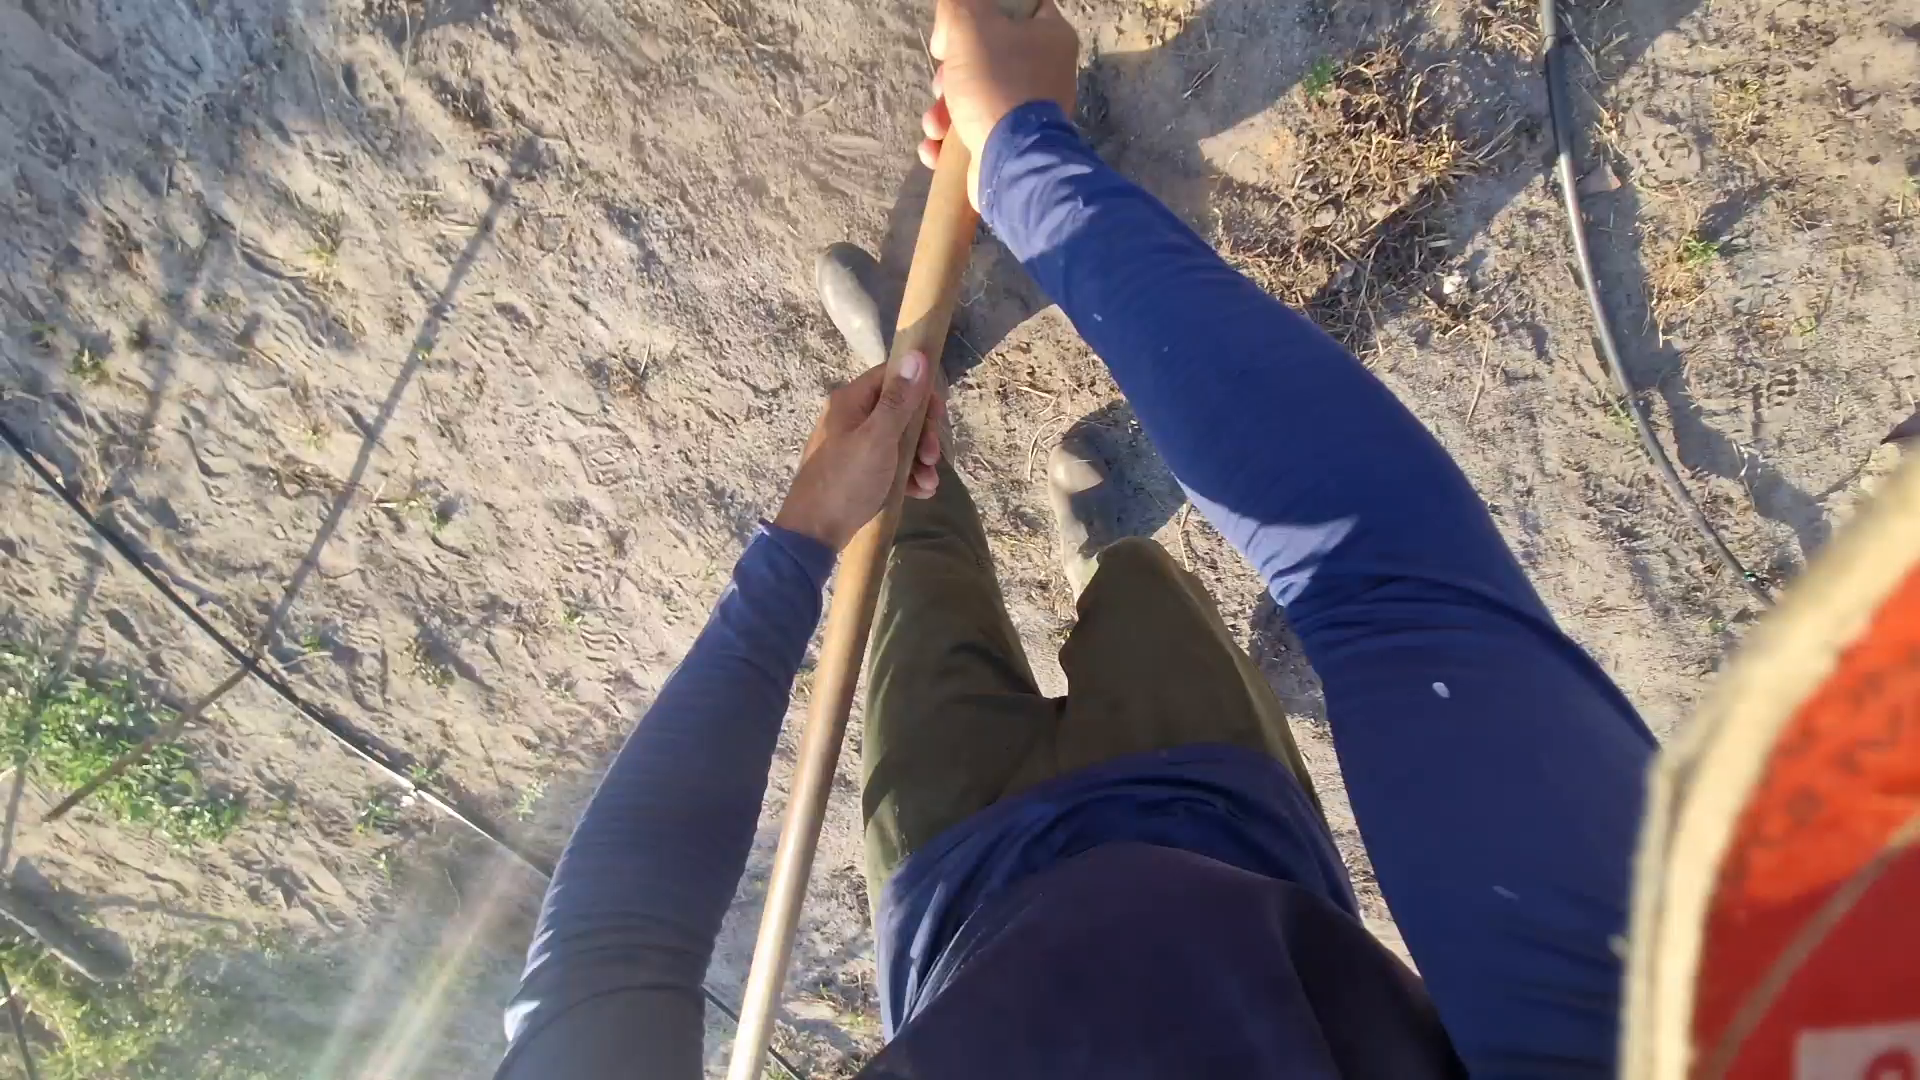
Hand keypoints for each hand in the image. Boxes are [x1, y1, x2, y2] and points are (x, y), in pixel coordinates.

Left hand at [774, 351, 945, 550]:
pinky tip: (921, 492)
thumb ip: (900, 399)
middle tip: (933, 457)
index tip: (939, 414)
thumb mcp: (878, 438)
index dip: (921, 391)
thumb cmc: (845, 481)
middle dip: (923, 434)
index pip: (893, 376)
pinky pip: (891, 464)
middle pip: (901, 410)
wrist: (814, 533)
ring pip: (899, 440)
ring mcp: (855, 446)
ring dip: (920, 459)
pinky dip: (908, 475)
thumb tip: (917, 354)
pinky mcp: (859, 471)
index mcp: (852, 401)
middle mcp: (852, 417)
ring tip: (929, 483)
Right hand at [918, 0, 1078, 209]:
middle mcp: (1044, 76)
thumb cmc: (996, 86)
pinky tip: (935, 149)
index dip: (978, 14)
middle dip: (950, 75)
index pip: (1015, 7)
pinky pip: (973, 138)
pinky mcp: (1009, 152)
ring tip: (935, 127)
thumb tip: (948, 32)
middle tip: (942, 86)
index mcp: (1049, 37)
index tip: (956, 33)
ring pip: (974, 102)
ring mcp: (1027, 119)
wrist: (1010, 165)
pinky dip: (949, 146)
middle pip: (985, 60)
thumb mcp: (970, 24)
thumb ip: (957, 5)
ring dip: (942, 114)